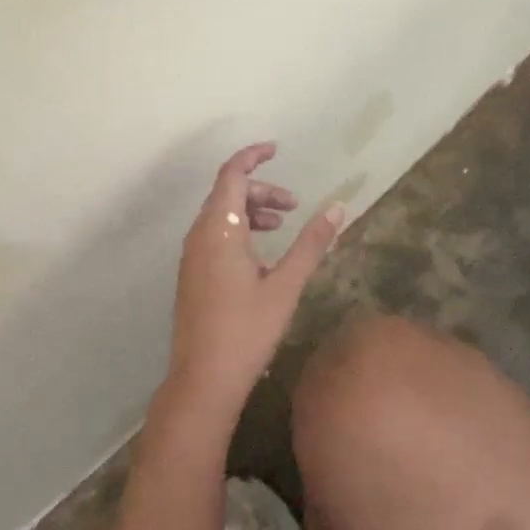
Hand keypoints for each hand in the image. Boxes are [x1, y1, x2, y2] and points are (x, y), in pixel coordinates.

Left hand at [169, 142, 344, 408]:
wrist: (203, 379)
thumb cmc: (247, 330)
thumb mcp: (286, 285)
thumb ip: (311, 244)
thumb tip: (338, 207)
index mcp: (219, 229)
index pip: (232, 175)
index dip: (253, 157)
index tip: (277, 149)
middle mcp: (199, 236)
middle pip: (227, 193)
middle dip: (261, 190)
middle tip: (295, 206)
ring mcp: (192, 257)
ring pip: (220, 216)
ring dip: (251, 211)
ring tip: (283, 226)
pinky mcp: (192, 276)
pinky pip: (215, 236)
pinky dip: (240, 231)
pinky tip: (263, 257)